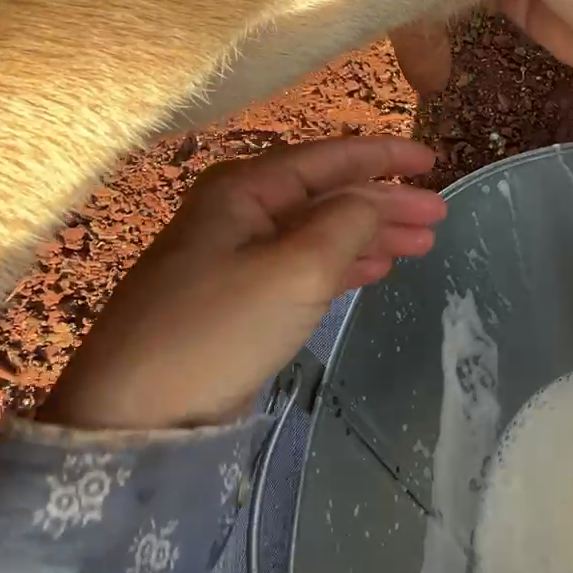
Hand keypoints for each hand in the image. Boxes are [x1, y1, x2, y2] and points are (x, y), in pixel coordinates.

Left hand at [41, 138, 445, 429]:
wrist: (134, 415)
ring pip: (322, 230)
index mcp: (246, 190)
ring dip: (373, 234)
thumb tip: (377, 199)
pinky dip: (345, 262)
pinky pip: (306, 264)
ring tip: (421, 244)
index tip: (432, 159)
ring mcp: (237, 256)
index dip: (385, 157)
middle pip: (330, 194)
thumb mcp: (298, 267)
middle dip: (387, 202)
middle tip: (438, 215)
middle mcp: (240, 212)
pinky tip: (376, 269)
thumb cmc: (220, 328)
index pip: (329, 158)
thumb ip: (349, 221)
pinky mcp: (240, 297)